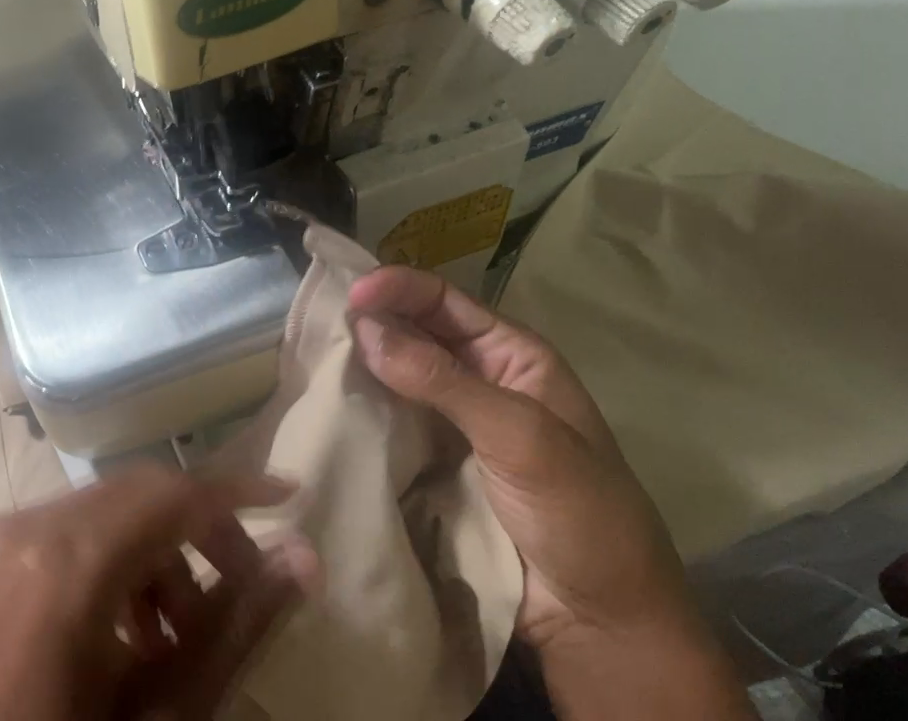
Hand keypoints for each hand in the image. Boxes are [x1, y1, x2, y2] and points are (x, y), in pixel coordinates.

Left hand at [0, 467, 318, 720]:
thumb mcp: (161, 713)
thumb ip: (234, 628)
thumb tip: (303, 558)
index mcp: (62, 564)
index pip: (168, 496)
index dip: (235, 492)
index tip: (289, 497)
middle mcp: (19, 527)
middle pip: (134, 495)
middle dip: (196, 533)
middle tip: (236, 597)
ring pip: (98, 512)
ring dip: (151, 555)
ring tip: (171, 640)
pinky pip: (60, 532)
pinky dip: (105, 563)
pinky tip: (117, 634)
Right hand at [349, 267, 756, 720]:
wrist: (598, 619)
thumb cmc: (579, 513)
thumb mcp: (520, 436)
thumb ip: (443, 380)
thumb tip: (364, 327)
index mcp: (513, 357)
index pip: (445, 303)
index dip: (398, 289)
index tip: (349, 295)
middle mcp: (478, 382)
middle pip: (414, 336)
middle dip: (369, 325)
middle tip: (317, 328)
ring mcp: (451, 426)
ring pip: (394, 380)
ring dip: (357, 369)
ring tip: (309, 363)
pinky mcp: (430, 466)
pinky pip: (387, 426)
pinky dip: (358, 414)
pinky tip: (328, 409)